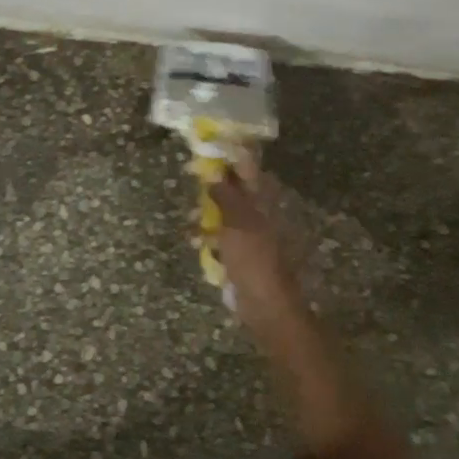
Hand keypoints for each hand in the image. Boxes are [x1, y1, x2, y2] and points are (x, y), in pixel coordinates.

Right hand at [208, 156, 307, 344]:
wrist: (265, 303)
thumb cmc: (253, 258)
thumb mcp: (236, 221)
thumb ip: (225, 194)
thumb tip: (214, 172)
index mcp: (265, 200)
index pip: (248, 169)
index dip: (228, 160)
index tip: (205, 154)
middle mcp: (261, 213)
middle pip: (235, 190)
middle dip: (213, 188)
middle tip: (194, 186)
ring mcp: (253, 234)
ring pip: (226, 213)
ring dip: (208, 214)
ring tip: (192, 220)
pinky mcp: (243, 253)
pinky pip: (223, 237)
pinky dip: (210, 237)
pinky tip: (197, 241)